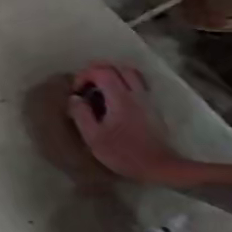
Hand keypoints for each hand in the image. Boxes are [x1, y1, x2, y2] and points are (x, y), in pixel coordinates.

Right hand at [67, 63, 192, 184]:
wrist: (157, 165)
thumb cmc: (123, 153)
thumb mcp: (94, 138)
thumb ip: (82, 115)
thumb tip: (74, 98)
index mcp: (120, 98)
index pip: (102, 72)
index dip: (85, 75)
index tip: (76, 90)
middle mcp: (135, 92)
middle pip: (117, 67)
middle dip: (97, 70)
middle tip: (85, 84)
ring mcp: (145, 97)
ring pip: (129, 72)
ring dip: (112, 74)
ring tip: (99, 88)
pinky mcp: (151, 105)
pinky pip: (136, 82)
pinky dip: (122, 81)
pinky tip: (115, 96)